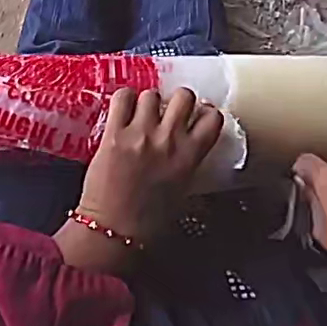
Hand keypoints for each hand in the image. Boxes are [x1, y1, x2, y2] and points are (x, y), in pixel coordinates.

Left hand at [62, 88, 223, 273]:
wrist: (114, 231)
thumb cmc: (149, 221)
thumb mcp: (182, 191)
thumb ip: (187, 164)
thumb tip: (188, 151)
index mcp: (190, 157)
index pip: (213, 118)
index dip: (204, 113)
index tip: (196, 116)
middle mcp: (169, 140)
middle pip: (184, 95)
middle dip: (176, 101)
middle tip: (166, 113)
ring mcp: (140, 133)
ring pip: (152, 94)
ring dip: (147, 103)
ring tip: (140, 115)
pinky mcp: (113, 133)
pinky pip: (122, 97)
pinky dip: (123, 99)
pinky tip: (122, 111)